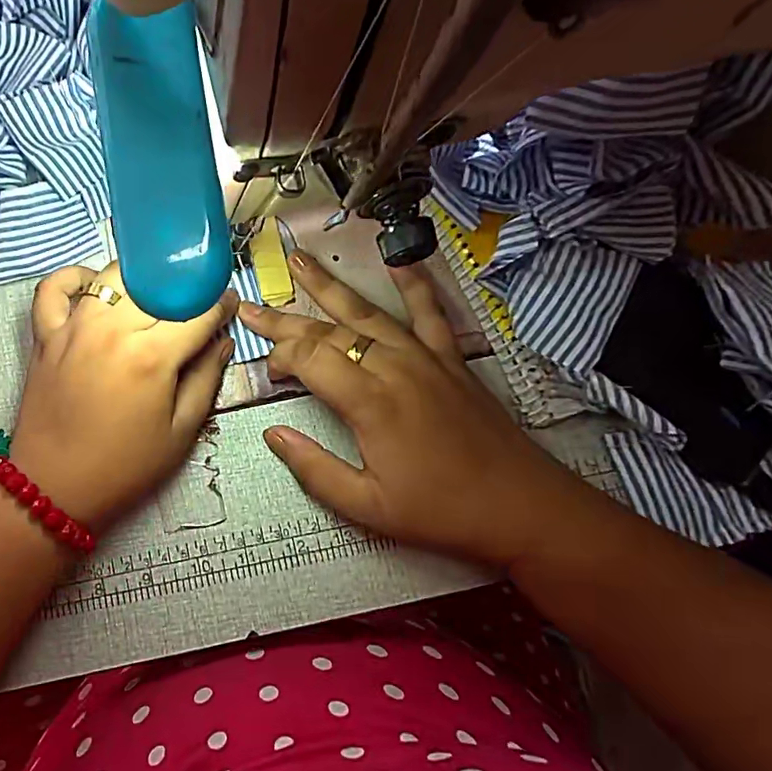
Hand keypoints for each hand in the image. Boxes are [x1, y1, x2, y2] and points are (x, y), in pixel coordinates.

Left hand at [8, 262, 237, 531]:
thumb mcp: (181, 431)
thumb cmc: (125, 466)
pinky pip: (54, 287)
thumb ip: (206, 378)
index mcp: (152, 357)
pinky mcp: (45, 335)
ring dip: (138, 278)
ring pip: (111, 275)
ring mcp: (74, 328)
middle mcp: (112, 330)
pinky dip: (74, 278)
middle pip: (157, 284)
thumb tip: (222, 341)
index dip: (219, 304)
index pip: (197, 312)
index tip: (227, 303)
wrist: (54, 489)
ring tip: (151, 294)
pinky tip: (94, 286)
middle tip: (194, 300)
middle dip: (184, 286)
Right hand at [236, 251, 575, 567]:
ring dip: (330, 287)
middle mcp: (394, 368)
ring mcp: (425, 358)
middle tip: (252, 309)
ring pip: (367, 312)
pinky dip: (413, 283)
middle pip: (329, 331)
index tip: (272, 376)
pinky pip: (429, 312)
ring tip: (299, 261)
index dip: (281, 359)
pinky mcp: (451, 359)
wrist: (519, 505)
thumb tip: (274, 434)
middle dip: (285, 320)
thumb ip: (315, 470)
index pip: (309, 358)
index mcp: (369, 403)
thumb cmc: (440, 511)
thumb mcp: (367, 507)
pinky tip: (398, 259)